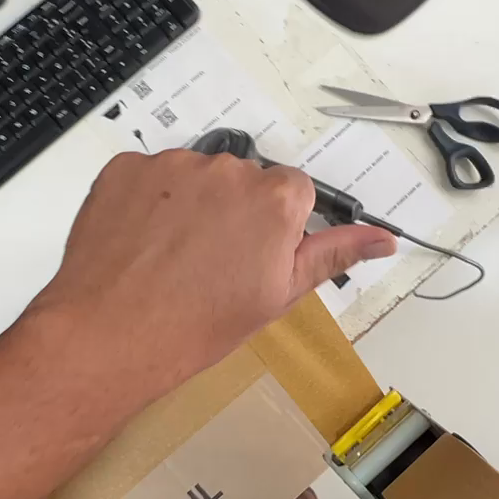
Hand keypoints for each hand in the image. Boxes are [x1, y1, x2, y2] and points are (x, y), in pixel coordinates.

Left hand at [30, 150, 394, 388]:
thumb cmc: (198, 325)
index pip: (292, 193)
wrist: (114, 333)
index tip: (253, 257)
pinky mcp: (126, 168)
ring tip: (170, 257)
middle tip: (210, 263)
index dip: (274, 228)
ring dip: (189, 205)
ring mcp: (173, 164)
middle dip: (233, 213)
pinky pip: (149, 176)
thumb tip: (384, 239)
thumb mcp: (278, 294)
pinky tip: (141, 243)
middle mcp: (229, 170)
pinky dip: (147, 202)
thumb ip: (334, 255)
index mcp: (276, 199)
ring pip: (195, 177)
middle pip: (243, 181)